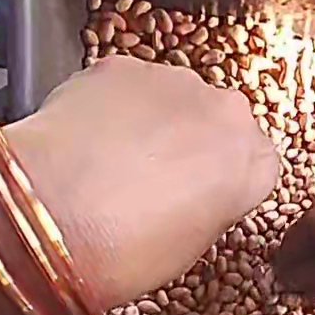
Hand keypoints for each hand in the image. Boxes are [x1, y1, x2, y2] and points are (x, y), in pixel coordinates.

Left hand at [4, 56, 278, 305]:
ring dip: (155, 120)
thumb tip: (194, 191)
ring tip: (114, 159)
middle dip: (195, 143)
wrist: (55, 214)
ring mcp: (175, 80)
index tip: (204, 193)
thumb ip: (211, 205)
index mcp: (253, 163)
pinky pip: (129, 84)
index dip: (226, 178)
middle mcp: (226, 111)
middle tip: (156, 177)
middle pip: (221, 122)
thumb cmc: (126, 250)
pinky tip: (90, 136)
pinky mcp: (123, 64)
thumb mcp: (192, 247)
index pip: (258, 163)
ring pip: (175, 98)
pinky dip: (114, 104)